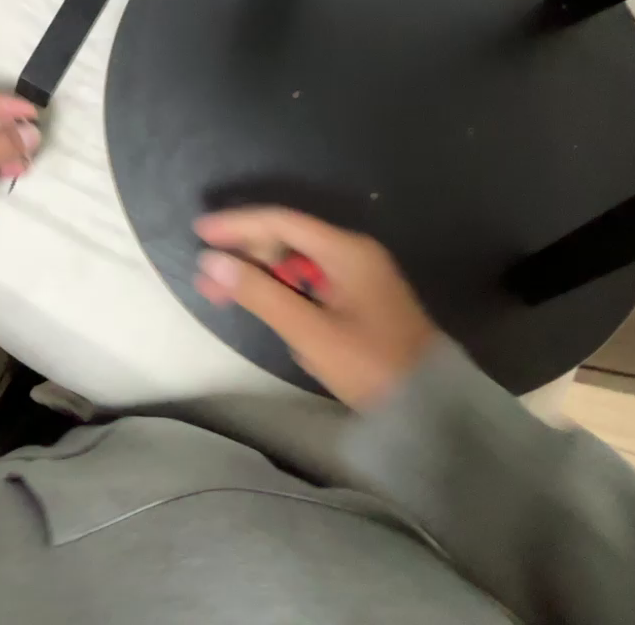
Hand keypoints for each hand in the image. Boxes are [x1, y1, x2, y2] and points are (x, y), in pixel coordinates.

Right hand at [194, 207, 438, 408]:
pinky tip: (260, 306)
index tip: (200, 233)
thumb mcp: (310, 332)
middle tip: (208, 276)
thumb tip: (211, 261)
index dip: (237, 224)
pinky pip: (309, 282)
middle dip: (244, 254)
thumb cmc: (371, 366)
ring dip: (259, 274)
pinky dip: (280, 290)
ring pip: (295, 263)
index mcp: (346, 251)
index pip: (281, 222)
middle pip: (287, 240)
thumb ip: (260, 293)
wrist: (434, 412)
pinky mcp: (357, 300)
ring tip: (222, 293)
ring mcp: (357, 277)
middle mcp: (352, 254)